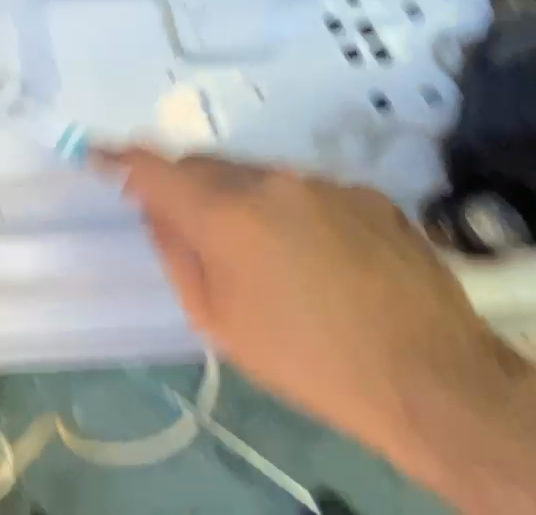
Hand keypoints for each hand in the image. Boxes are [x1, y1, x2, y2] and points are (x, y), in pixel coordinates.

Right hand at [101, 147, 524, 451]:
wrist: (437, 382)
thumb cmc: (309, 362)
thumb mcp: (218, 320)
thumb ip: (176, 254)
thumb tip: (157, 212)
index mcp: (224, 213)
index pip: (152, 166)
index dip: (119, 157)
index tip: (98, 154)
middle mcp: (270, 181)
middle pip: (206, 164)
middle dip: (186, 185)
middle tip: (188, 225)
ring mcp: (324, 184)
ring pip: (257, 175)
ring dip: (241, 198)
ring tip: (263, 253)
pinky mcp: (368, 195)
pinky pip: (305, 190)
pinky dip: (290, 210)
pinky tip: (316, 257)